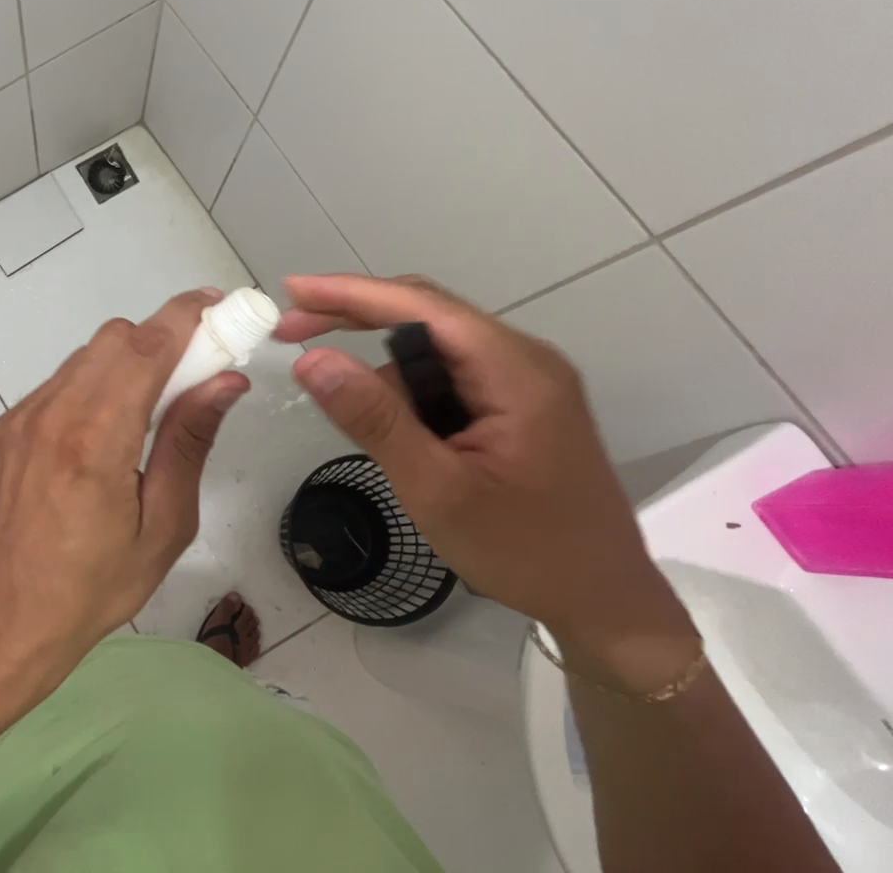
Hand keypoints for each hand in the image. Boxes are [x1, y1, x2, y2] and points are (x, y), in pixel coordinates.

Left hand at [0, 288, 249, 710]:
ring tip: (151, 408)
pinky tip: (106, 430)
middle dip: (160, 340)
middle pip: (113, 339)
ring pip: (85, 357)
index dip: (185, 318)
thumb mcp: (165, 524)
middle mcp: (51, 415)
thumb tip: (225, 381)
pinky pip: (59, 383)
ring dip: (126, 362)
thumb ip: (190, 442)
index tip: (220, 308)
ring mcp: (22, 418)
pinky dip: (93, 385)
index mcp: (95, 441)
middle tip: (195, 371)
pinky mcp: (6, 428)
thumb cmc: (98, 584)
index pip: (145, 349)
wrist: (12, 613)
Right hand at [280, 274, 696, 689]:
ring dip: (380, 364)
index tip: (291, 290)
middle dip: (354, 317)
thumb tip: (312, 360)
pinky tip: (386, 423)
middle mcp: (524, 361)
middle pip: (426, 315)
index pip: (422, 307)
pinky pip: (447, 376)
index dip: (351, 293)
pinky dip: (404, 389)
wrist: (603, 601)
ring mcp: (524, 382)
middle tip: (289, 332)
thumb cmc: (524, 550)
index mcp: (516, 371)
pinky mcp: (516, 405)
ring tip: (345, 411)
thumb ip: (373, 420)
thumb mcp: (435, 488)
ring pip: (433, 348)